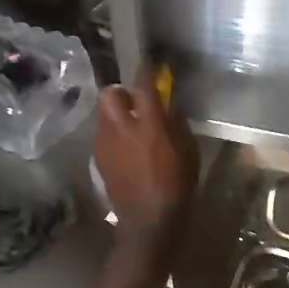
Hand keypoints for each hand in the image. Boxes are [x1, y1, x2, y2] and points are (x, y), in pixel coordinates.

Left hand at [94, 72, 196, 248]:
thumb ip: (177, 124)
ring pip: (103, 115)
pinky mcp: (99, 160)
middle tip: (134, 102)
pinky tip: (125, 148)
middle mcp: (122, 129)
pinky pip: (103, 135)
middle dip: (121, 93)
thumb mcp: (189, 153)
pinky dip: (113, 134)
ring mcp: (106, 144)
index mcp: (150, 126)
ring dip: (115, 114)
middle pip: (110, 94)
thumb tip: (169, 106)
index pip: (144, 85)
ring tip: (130, 126)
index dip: (148, 70)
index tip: (154, 64)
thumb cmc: (177, 188)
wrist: (149, 222)